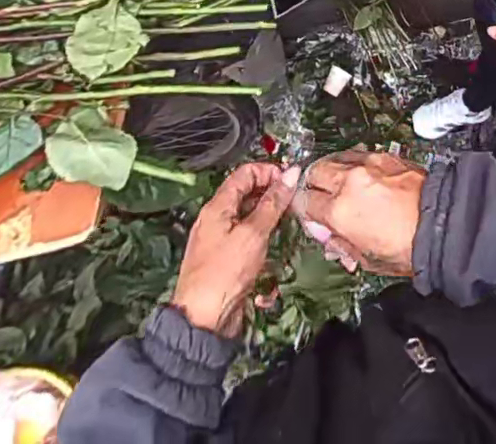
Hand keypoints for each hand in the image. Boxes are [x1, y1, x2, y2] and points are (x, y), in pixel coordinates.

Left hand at [171, 163, 290, 335]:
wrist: (202, 323)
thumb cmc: (223, 275)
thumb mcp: (253, 234)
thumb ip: (272, 204)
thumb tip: (290, 175)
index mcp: (218, 206)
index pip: (246, 172)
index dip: (269, 172)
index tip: (290, 182)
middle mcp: (217, 219)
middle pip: (248, 193)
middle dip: (272, 195)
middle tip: (293, 203)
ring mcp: (220, 239)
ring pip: (250, 217)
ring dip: (270, 219)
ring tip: (287, 226)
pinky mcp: (226, 260)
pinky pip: (248, 239)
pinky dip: (262, 240)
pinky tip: (274, 251)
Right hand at [287, 148, 425, 275]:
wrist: (442, 224)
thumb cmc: (408, 247)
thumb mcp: (366, 259)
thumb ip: (341, 243)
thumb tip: (330, 236)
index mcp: (339, 211)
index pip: (304, 202)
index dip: (305, 211)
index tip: (311, 216)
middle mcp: (348, 181)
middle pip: (314, 172)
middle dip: (314, 186)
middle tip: (322, 199)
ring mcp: (366, 163)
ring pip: (334, 158)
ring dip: (333, 172)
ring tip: (341, 187)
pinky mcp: (383, 155)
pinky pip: (357, 154)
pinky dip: (353, 165)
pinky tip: (362, 178)